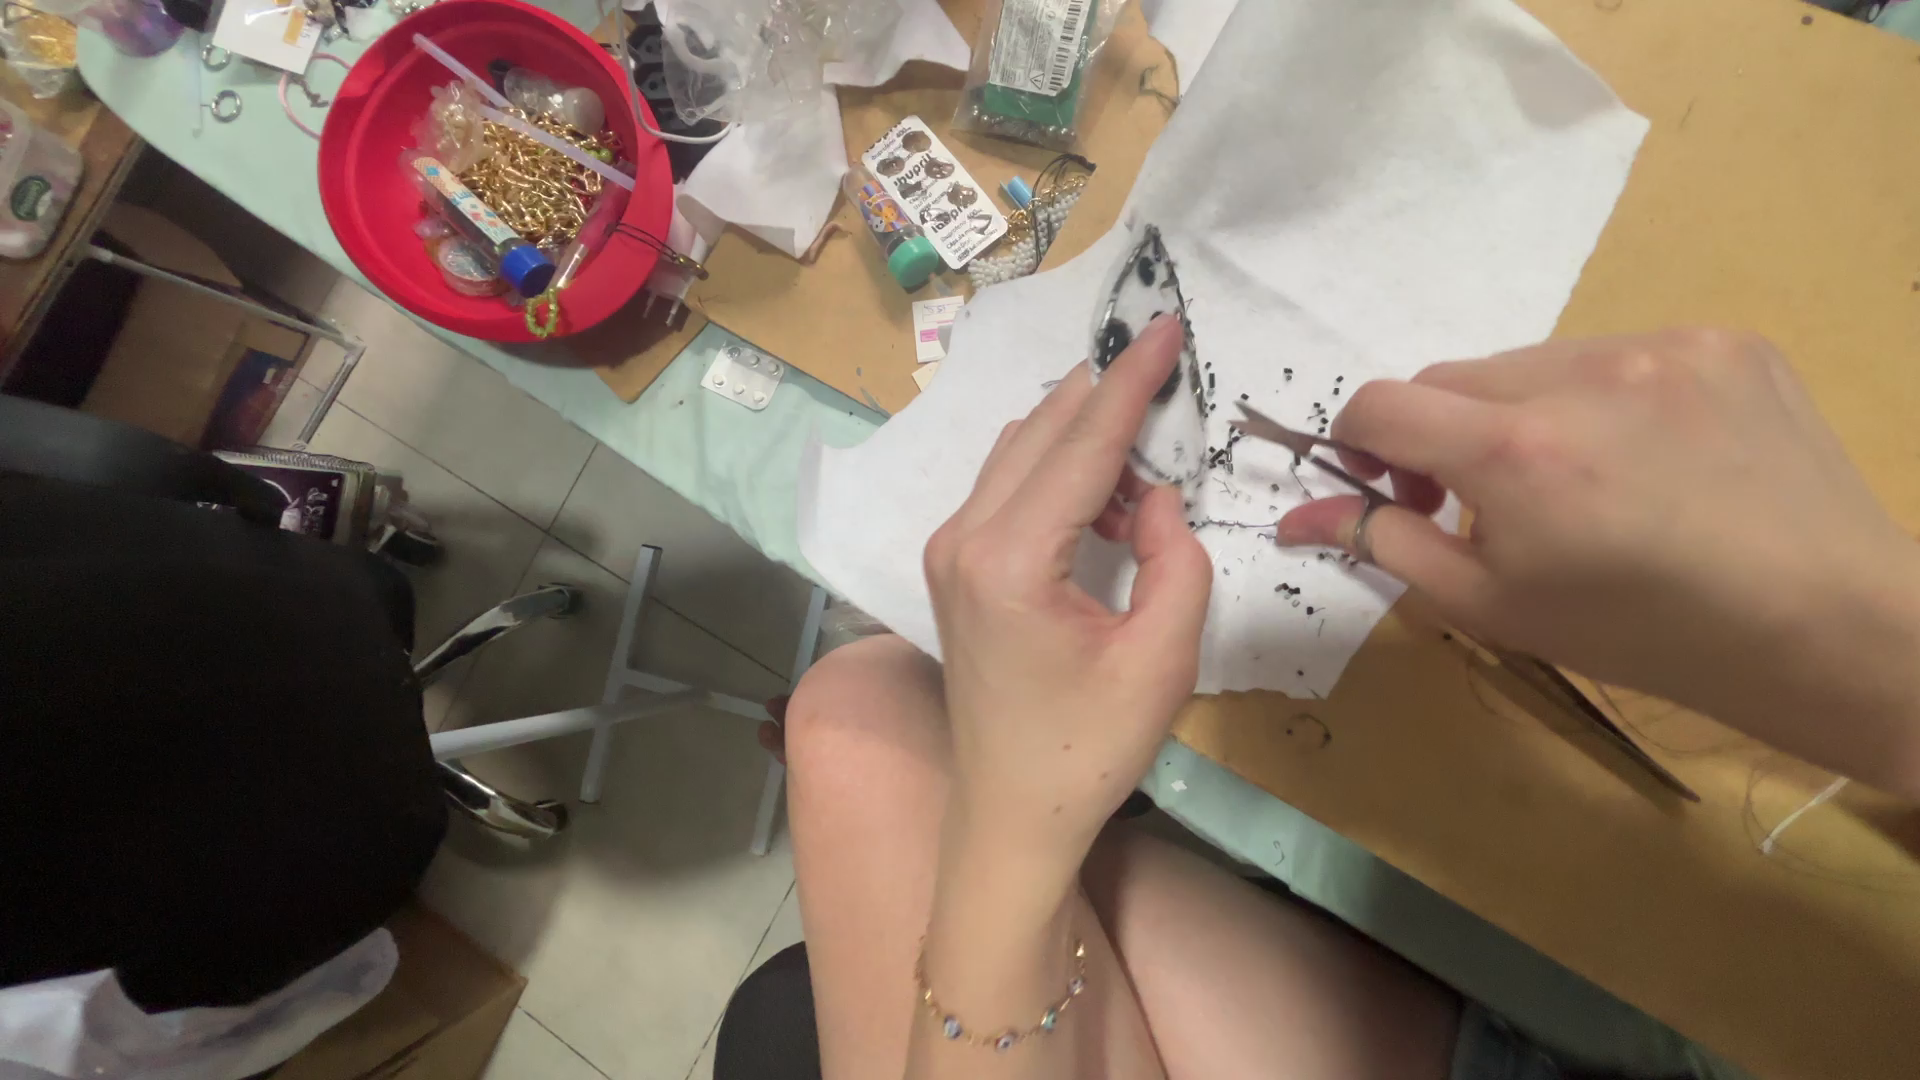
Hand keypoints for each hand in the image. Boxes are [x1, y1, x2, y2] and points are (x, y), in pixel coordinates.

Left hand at [923, 315, 1212, 869]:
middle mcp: (962, 537)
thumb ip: (1174, 561)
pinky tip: (1101, 498)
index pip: (1081, 445)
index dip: (1129, 383)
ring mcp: (947, 549)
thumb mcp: (1162, 660)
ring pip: (1017, 453)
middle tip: (1161, 367)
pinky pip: (1005, 487)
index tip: (1166, 326)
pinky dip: (1055, 471)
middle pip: (1040, 433)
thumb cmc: (1089, 748)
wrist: (1011, 809)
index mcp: (1009, 558)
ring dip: (1079, 436)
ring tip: (1145, 455)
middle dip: (1103, 396)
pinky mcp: (951, 565)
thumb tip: (1156, 496)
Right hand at [1277, 329, 1919, 793]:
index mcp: (1514, 451)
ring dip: (1503, 414)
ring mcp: (1658, 347)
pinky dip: (1579, 399)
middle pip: (1441, 380)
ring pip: (1516, 365)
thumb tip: (1292, 517)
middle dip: (1430, 435)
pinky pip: (1597, 355)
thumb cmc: (1632, 630)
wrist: (1833, 627)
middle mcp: (1579, 376)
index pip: (1377, 405)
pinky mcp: (1717, 339)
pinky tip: (1627, 454)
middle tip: (1467, 500)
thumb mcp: (1482, 600)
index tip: (1387, 488)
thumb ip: (1378, 541)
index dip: (1354, 442)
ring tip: (1559, 478)